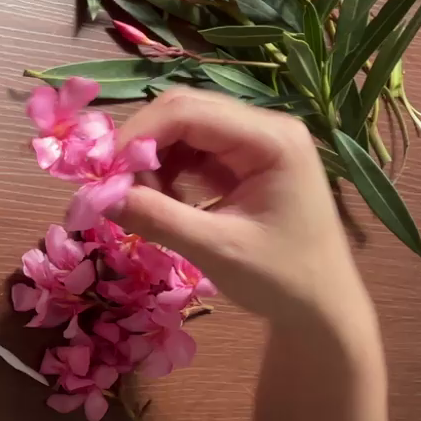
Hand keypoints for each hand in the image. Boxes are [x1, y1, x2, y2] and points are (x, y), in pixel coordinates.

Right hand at [112, 88, 375, 344]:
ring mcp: (253, 144)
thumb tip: (100, 197)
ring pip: (182, 132)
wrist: (320, 308)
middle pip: (182, 113)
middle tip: (112, 188)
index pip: (187, 112)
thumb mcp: (215, 249)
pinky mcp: (242, 164)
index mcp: (270, 139)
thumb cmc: (280, 280)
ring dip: (150, 162)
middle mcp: (264, 128)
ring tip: (138, 202)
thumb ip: (157, 218)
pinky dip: (165, 175)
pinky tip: (160, 203)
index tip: (102, 175)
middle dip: (140, 147)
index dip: (137, 137)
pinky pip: (191, 153)